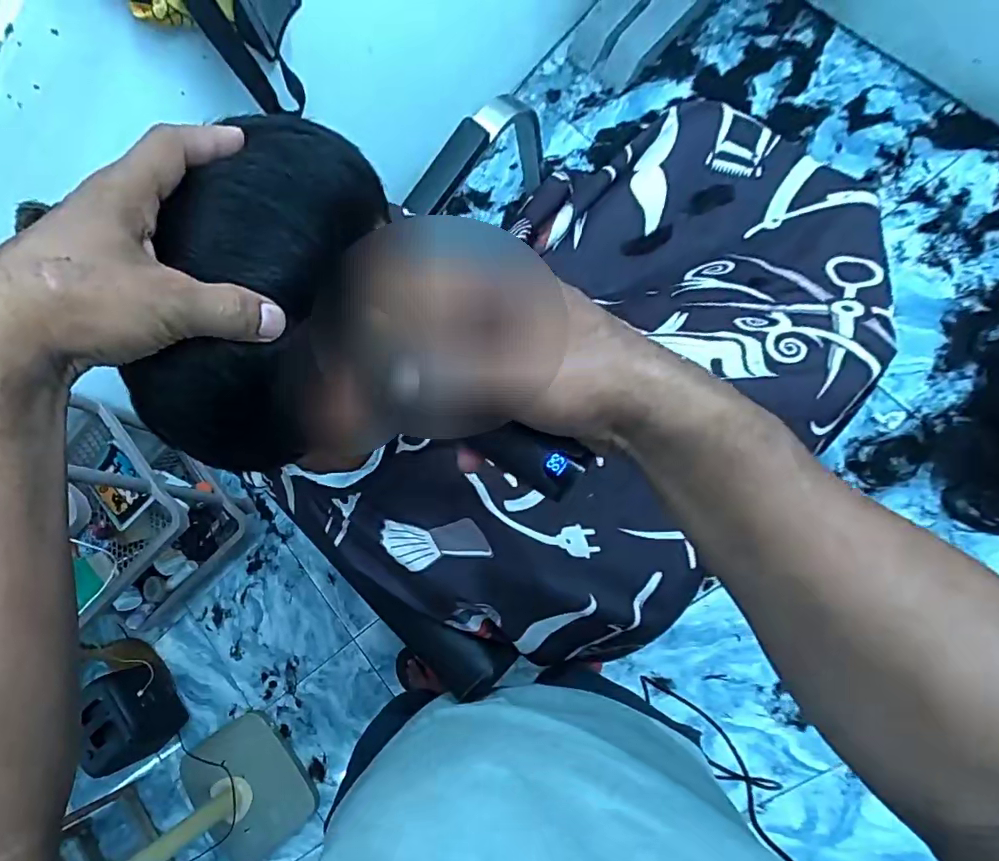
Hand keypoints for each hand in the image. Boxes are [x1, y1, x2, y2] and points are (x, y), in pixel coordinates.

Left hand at [0, 124, 287, 387]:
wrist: (6, 341)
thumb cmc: (82, 299)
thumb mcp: (168, 304)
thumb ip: (226, 310)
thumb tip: (275, 319)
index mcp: (119, 194)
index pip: (168, 147)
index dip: (207, 141)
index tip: (238, 142)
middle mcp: (95, 210)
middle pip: (149, 183)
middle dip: (190, 186)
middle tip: (228, 201)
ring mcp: (79, 245)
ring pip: (134, 226)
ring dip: (168, 232)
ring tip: (206, 253)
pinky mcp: (71, 281)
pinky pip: (123, 262)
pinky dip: (152, 269)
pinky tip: (169, 296)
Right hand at [326, 216, 675, 446]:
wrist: (641, 409)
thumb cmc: (575, 376)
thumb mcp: (503, 375)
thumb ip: (443, 377)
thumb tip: (390, 381)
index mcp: (497, 282)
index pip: (425, 269)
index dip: (387, 294)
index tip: (357, 328)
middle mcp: (501, 303)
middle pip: (435, 327)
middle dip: (415, 371)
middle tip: (393, 400)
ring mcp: (514, 341)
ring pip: (458, 365)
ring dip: (448, 408)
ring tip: (446, 444)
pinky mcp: (525, 374)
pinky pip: (484, 392)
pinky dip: (476, 421)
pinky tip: (475, 454)